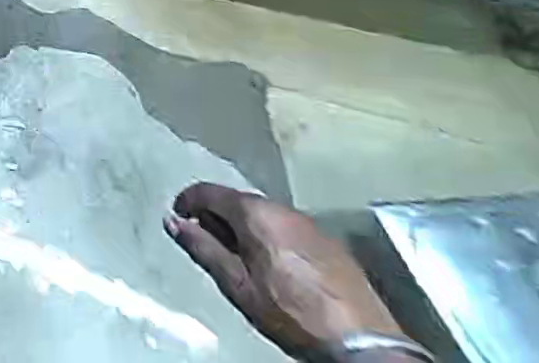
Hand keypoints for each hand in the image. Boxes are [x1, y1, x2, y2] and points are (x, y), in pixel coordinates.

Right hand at [167, 183, 403, 359]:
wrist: (367, 348)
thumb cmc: (292, 313)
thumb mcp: (237, 284)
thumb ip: (201, 247)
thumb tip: (172, 221)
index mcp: (254, 213)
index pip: (207, 191)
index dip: (187, 202)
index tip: (179, 219)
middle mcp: (281, 209)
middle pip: (236, 201)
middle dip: (218, 218)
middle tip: (212, 245)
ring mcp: (311, 225)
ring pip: (264, 215)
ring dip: (246, 228)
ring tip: (244, 259)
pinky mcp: (332, 244)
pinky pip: (288, 229)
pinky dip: (273, 238)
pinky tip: (277, 266)